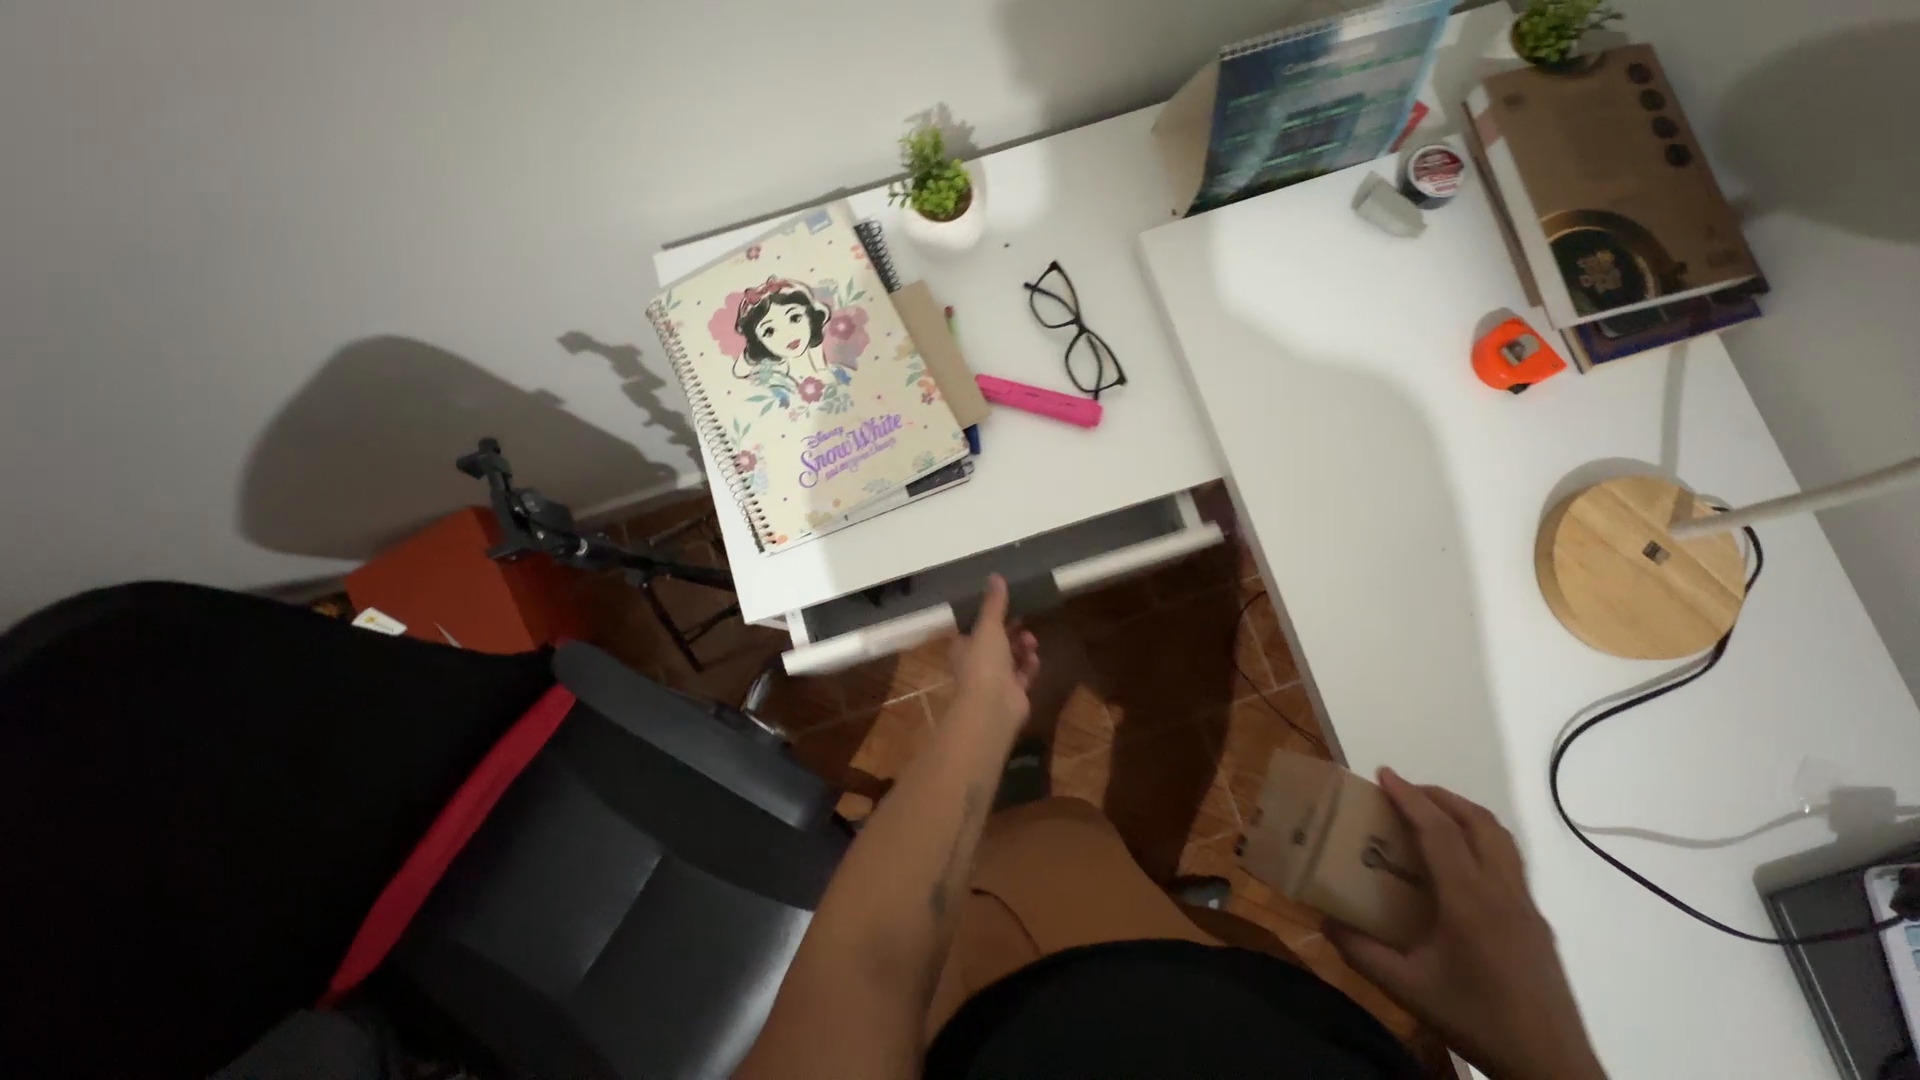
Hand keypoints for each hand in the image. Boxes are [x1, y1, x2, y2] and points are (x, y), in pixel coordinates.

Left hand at [947, 575, 1039, 729]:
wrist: (993, 706)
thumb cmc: (984, 662)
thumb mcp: (988, 626)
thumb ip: (994, 603)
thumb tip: (995, 576)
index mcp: (963, 646)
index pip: (973, 627)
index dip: (989, 616)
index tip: (1006, 605)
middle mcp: (976, 662)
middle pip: (995, 641)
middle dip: (1011, 630)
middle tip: (1024, 620)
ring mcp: (994, 679)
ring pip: (1011, 657)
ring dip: (1022, 646)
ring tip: (1031, 641)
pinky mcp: (1012, 692)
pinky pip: (1023, 674)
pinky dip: (1029, 666)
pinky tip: (1034, 659)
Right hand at [1327, 768, 1605, 1079]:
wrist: (1551, 1064)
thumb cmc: (1475, 1020)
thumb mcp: (1406, 989)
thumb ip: (1361, 952)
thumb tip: (1325, 919)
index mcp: (1469, 901)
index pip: (1439, 832)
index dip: (1410, 797)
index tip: (1384, 774)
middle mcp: (1502, 892)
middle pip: (1477, 822)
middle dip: (1439, 796)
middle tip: (1404, 791)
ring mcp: (1526, 905)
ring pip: (1500, 838)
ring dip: (1464, 814)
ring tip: (1431, 815)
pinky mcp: (1536, 921)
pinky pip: (1508, 861)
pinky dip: (1480, 840)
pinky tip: (1459, 865)